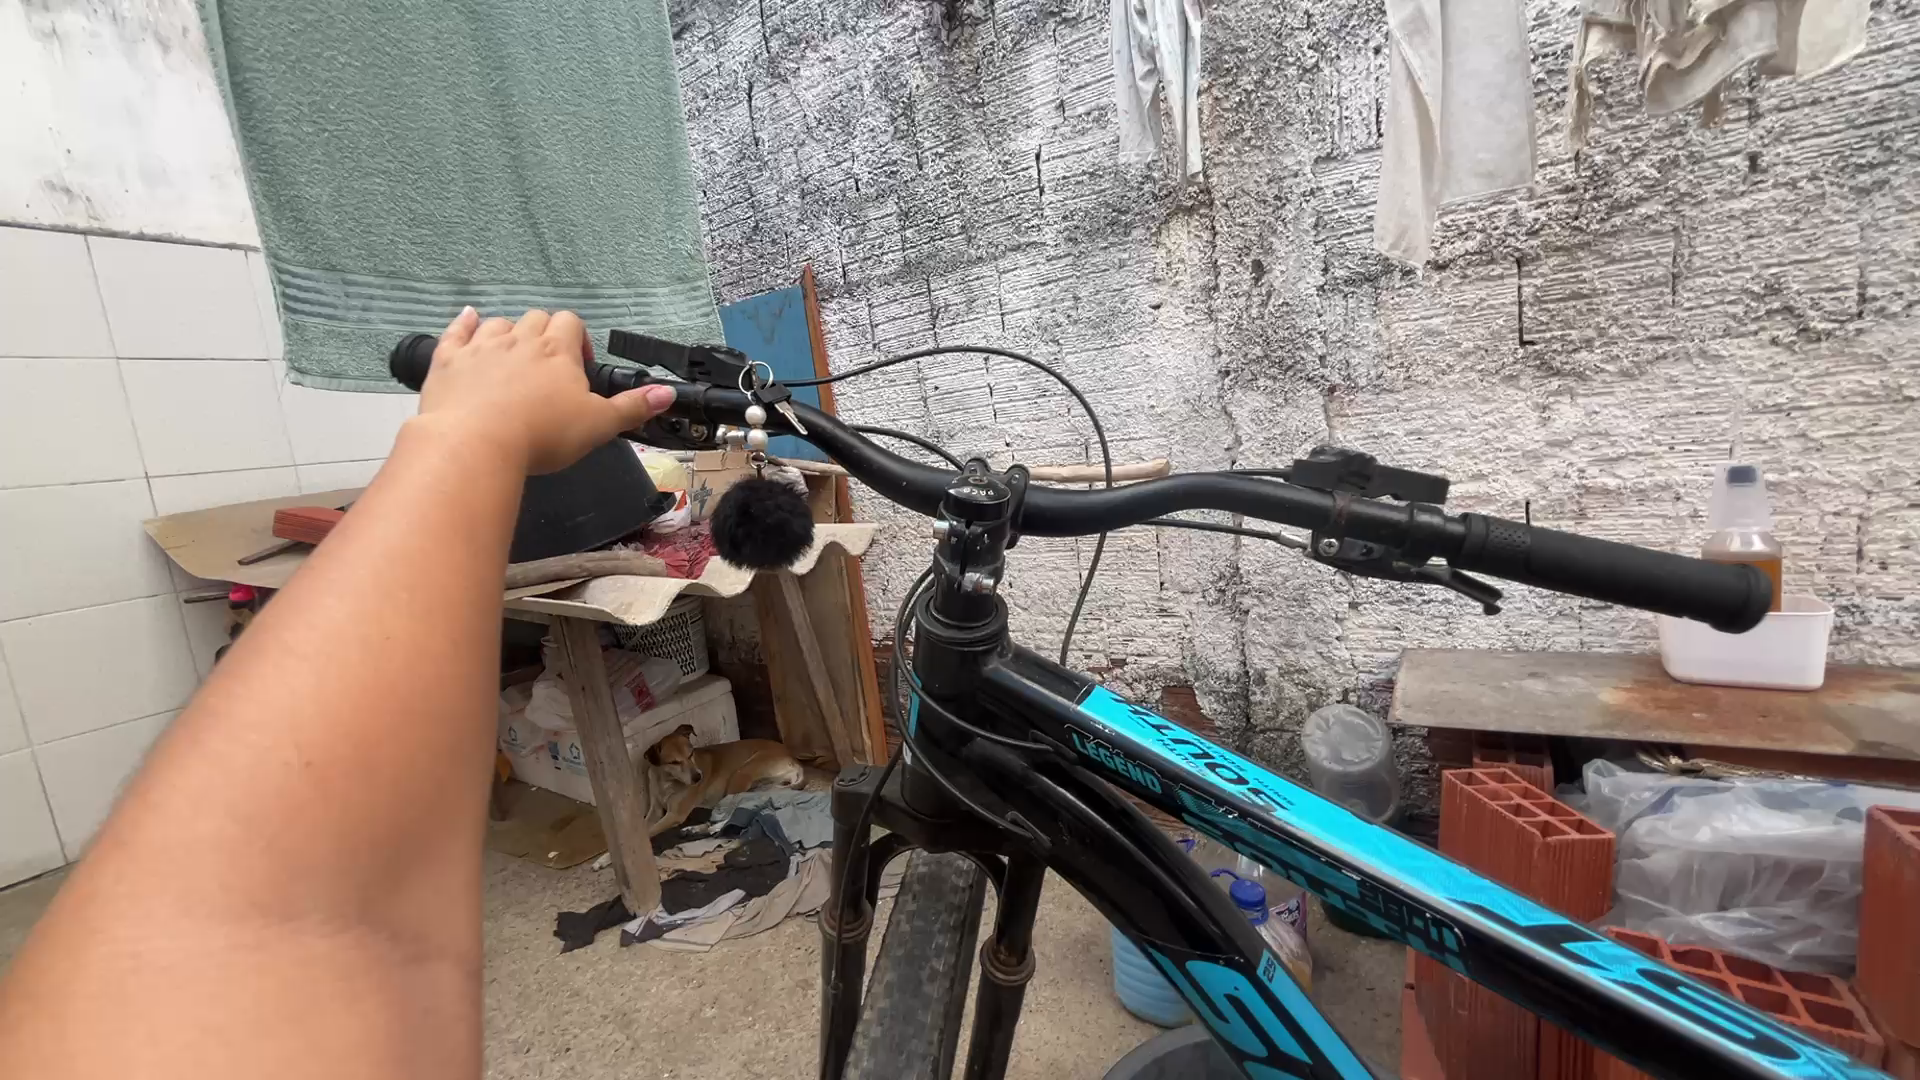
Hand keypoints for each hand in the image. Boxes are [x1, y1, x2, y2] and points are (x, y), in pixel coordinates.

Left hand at [417, 308, 675, 473]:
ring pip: (499, 323)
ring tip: (517, 359)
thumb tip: (668, 392)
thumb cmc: (544, 434)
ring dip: (510, 333)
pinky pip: (456, 331)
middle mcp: (520, 340)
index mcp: (558, 352)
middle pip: (536, 319)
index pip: (572, 323)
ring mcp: (480, 347)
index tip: (582, 367)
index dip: (581, 339)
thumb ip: (633, 407)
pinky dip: (465, 324)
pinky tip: (469, 320)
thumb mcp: (599, 425)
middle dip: (547, 335)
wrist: (474, 443)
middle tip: (553, 369)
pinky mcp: (447, 360)